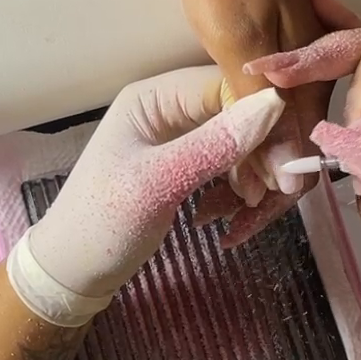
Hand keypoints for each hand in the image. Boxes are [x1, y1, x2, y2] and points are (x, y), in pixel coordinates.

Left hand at [7, 66, 284, 326]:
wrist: (73, 273)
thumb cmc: (102, 224)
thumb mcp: (158, 184)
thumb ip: (214, 144)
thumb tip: (274, 102)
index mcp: (155, 97)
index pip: (230, 86)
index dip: (266, 122)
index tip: (287, 166)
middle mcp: (171, 108)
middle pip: (243, 115)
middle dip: (265, 156)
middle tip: (277, 195)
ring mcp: (182, 138)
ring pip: (245, 145)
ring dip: (256, 181)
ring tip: (246, 217)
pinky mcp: (190, 166)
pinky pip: (234, 170)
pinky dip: (241, 196)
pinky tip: (231, 223)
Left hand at [138, 0, 328, 245]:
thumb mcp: (234, 34)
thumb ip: (256, 99)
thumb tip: (282, 165)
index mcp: (297, 69)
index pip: (295, 141)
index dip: (274, 180)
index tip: (250, 216)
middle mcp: (301, 64)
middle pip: (289, 138)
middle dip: (263, 179)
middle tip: (234, 218)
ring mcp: (288, 48)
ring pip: (277, 121)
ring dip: (252, 157)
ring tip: (227, 197)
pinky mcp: (271, 38)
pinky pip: (268, 97)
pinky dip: (248, 126)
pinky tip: (233, 142)